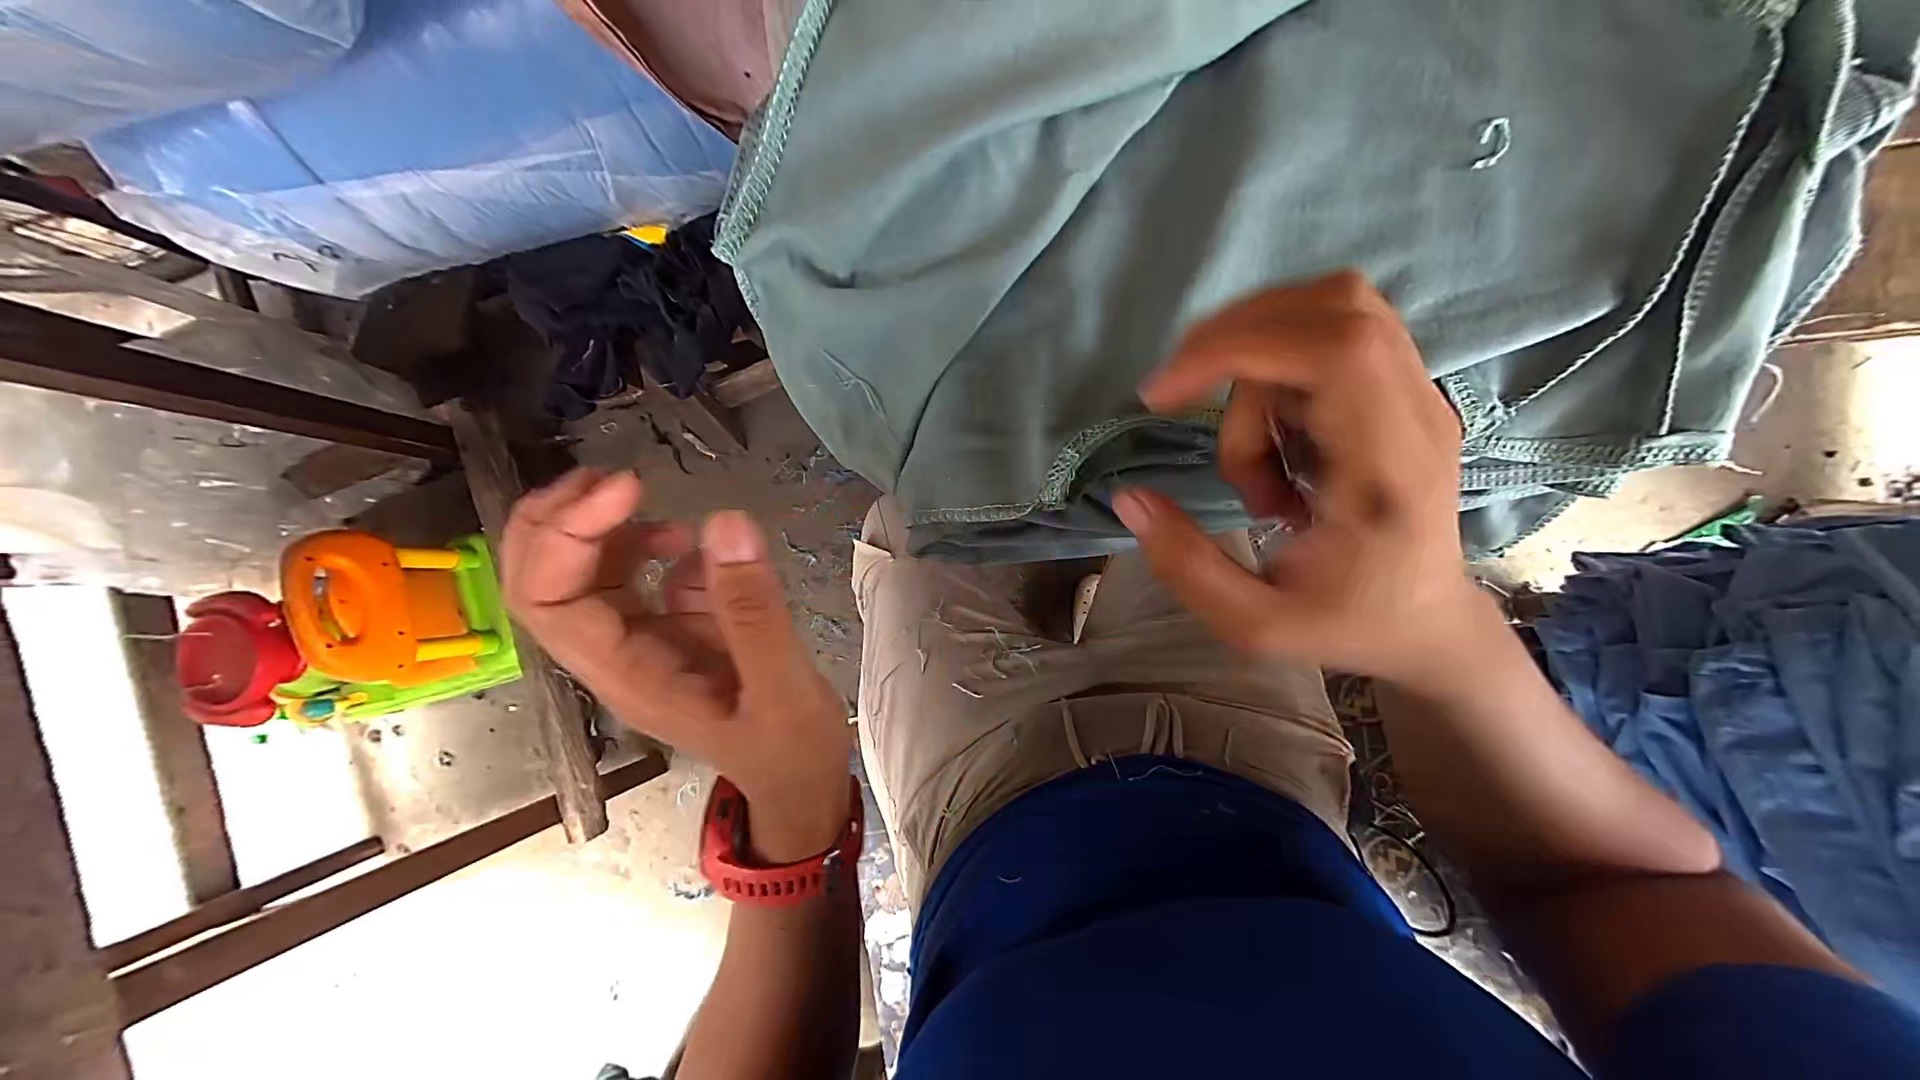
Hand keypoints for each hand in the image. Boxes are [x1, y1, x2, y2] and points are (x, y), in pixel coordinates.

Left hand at [501, 469, 850, 862]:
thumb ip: (753, 610)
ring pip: (588, 576)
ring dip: (598, 527)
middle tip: (611, 476)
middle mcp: (620, 654)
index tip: (623, 488)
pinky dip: (655, 546)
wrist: (803, 784)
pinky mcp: (678, 631)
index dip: (566, 535)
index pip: (550, 601)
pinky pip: (645, 578)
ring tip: (639, 491)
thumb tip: (726, 521)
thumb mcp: (780, 687)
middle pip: (548, 583)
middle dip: (560, 521)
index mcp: (626, 674)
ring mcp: (647, 642)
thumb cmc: (789, 750)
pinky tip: (690, 540)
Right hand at [1115, 270, 1494, 691]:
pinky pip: (1323, 338)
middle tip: (1178, 400)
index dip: (1236, 346)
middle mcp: (1414, 412)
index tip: (1163, 394)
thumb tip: (1128, 497)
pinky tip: (1268, 447)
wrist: (1430, 623)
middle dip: (1232, 342)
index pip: (1334, 350)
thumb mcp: (1254, 624)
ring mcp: (1414, 394)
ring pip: (1321, 316)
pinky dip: (1270, 373)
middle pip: (1329, 307)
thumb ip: (1185, 565)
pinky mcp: (1397, 390)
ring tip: (1249, 467)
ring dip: (1250, 375)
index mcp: (1390, 469)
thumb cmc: (1350, 626)